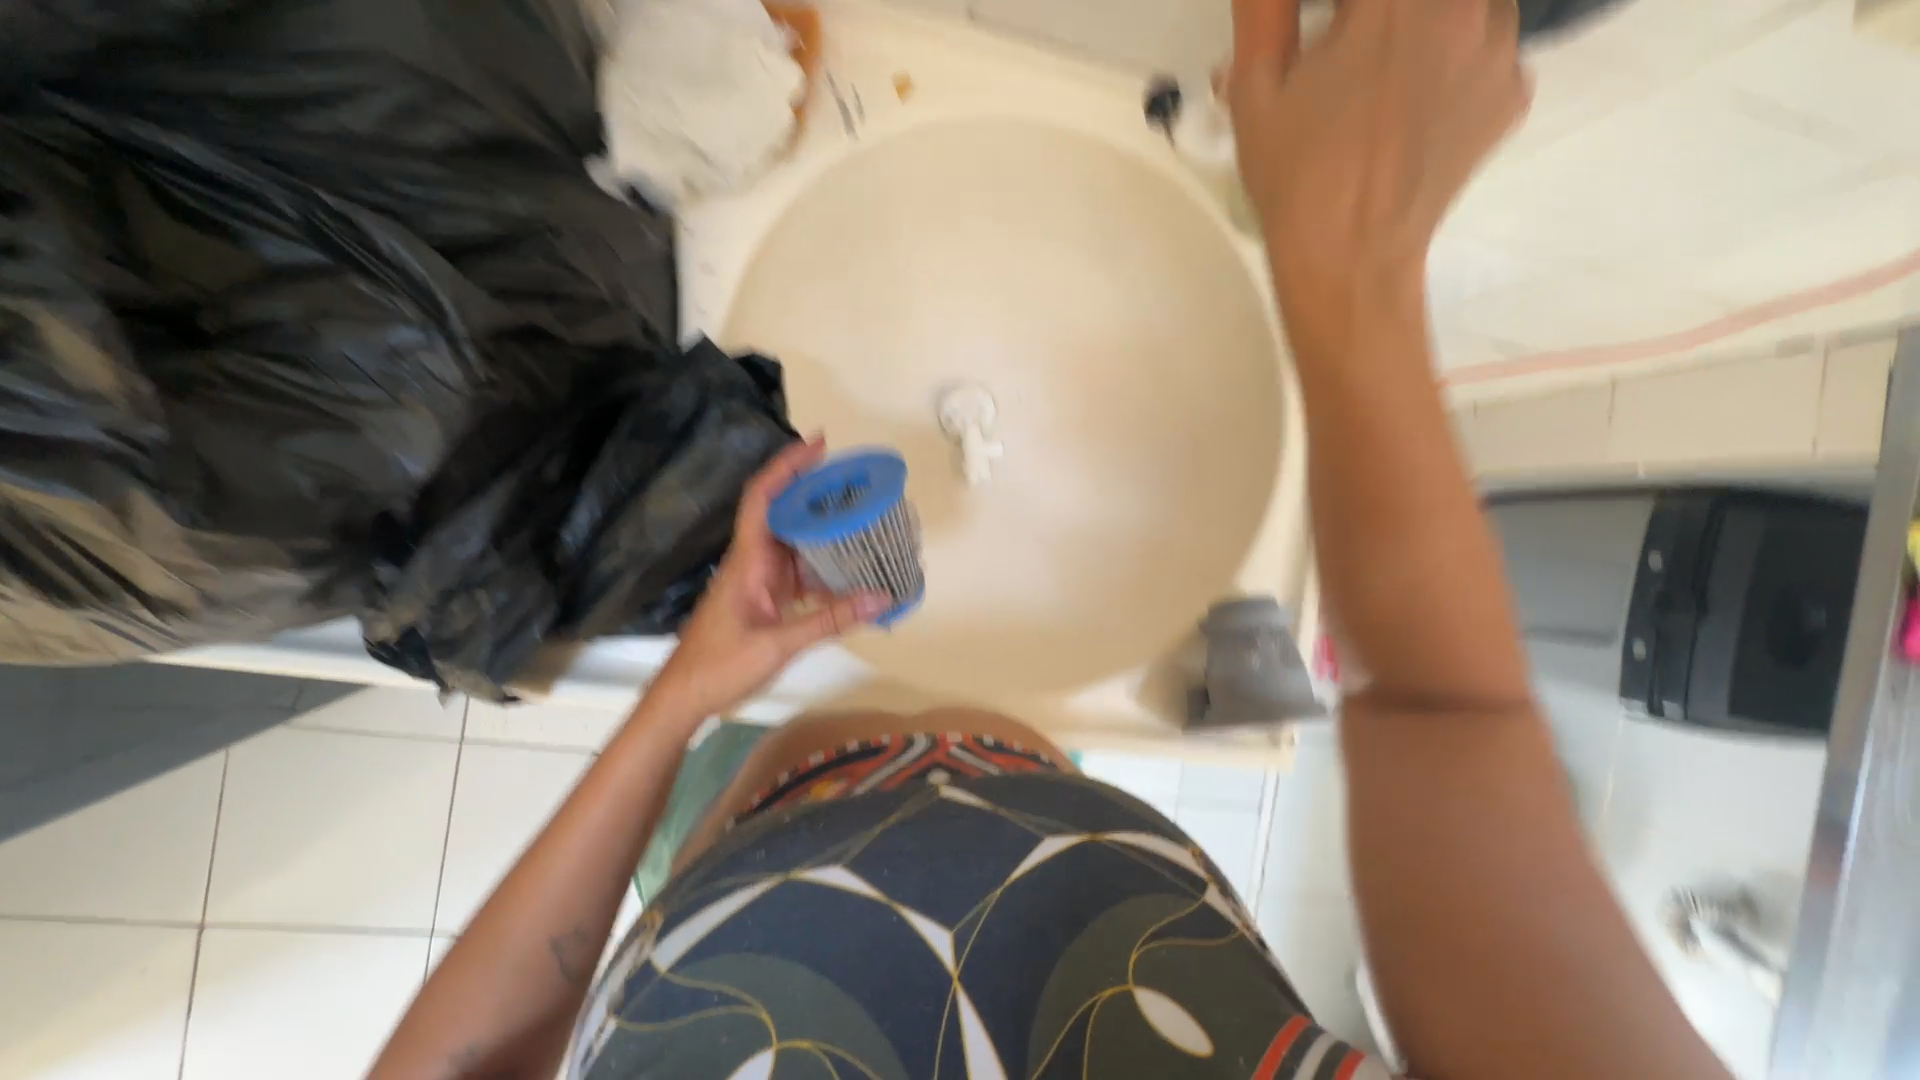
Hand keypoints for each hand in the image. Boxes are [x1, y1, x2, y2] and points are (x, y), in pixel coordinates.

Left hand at [651, 436, 890, 718]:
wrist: (684, 697)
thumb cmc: (720, 665)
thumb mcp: (779, 644)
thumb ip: (831, 621)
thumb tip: (882, 597)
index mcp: (749, 560)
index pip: (764, 497)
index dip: (788, 465)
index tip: (819, 444)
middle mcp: (754, 561)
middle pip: (785, 513)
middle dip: (817, 493)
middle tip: (858, 483)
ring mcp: (759, 581)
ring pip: (796, 544)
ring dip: (824, 533)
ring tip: (863, 522)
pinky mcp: (765, 601)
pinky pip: (799, 575)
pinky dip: (824, 572)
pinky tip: (851, 577)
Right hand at [1228, 0, 1529, 300]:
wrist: (1349, 257)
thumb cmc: (1293, 176)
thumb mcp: (1255, 90)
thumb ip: (1262, 11)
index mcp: (1392, 1)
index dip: (1346, 10)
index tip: (1331, 27)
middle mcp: (1463, 6)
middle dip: (1383, 14)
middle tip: (1352, 49)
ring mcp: (1500, 48)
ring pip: (1467, 6)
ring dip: (1428, 23)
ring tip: (1386, 79)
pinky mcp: (1513, 91)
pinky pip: (1487, 50)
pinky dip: (1454, 64)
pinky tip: (1414, 110)